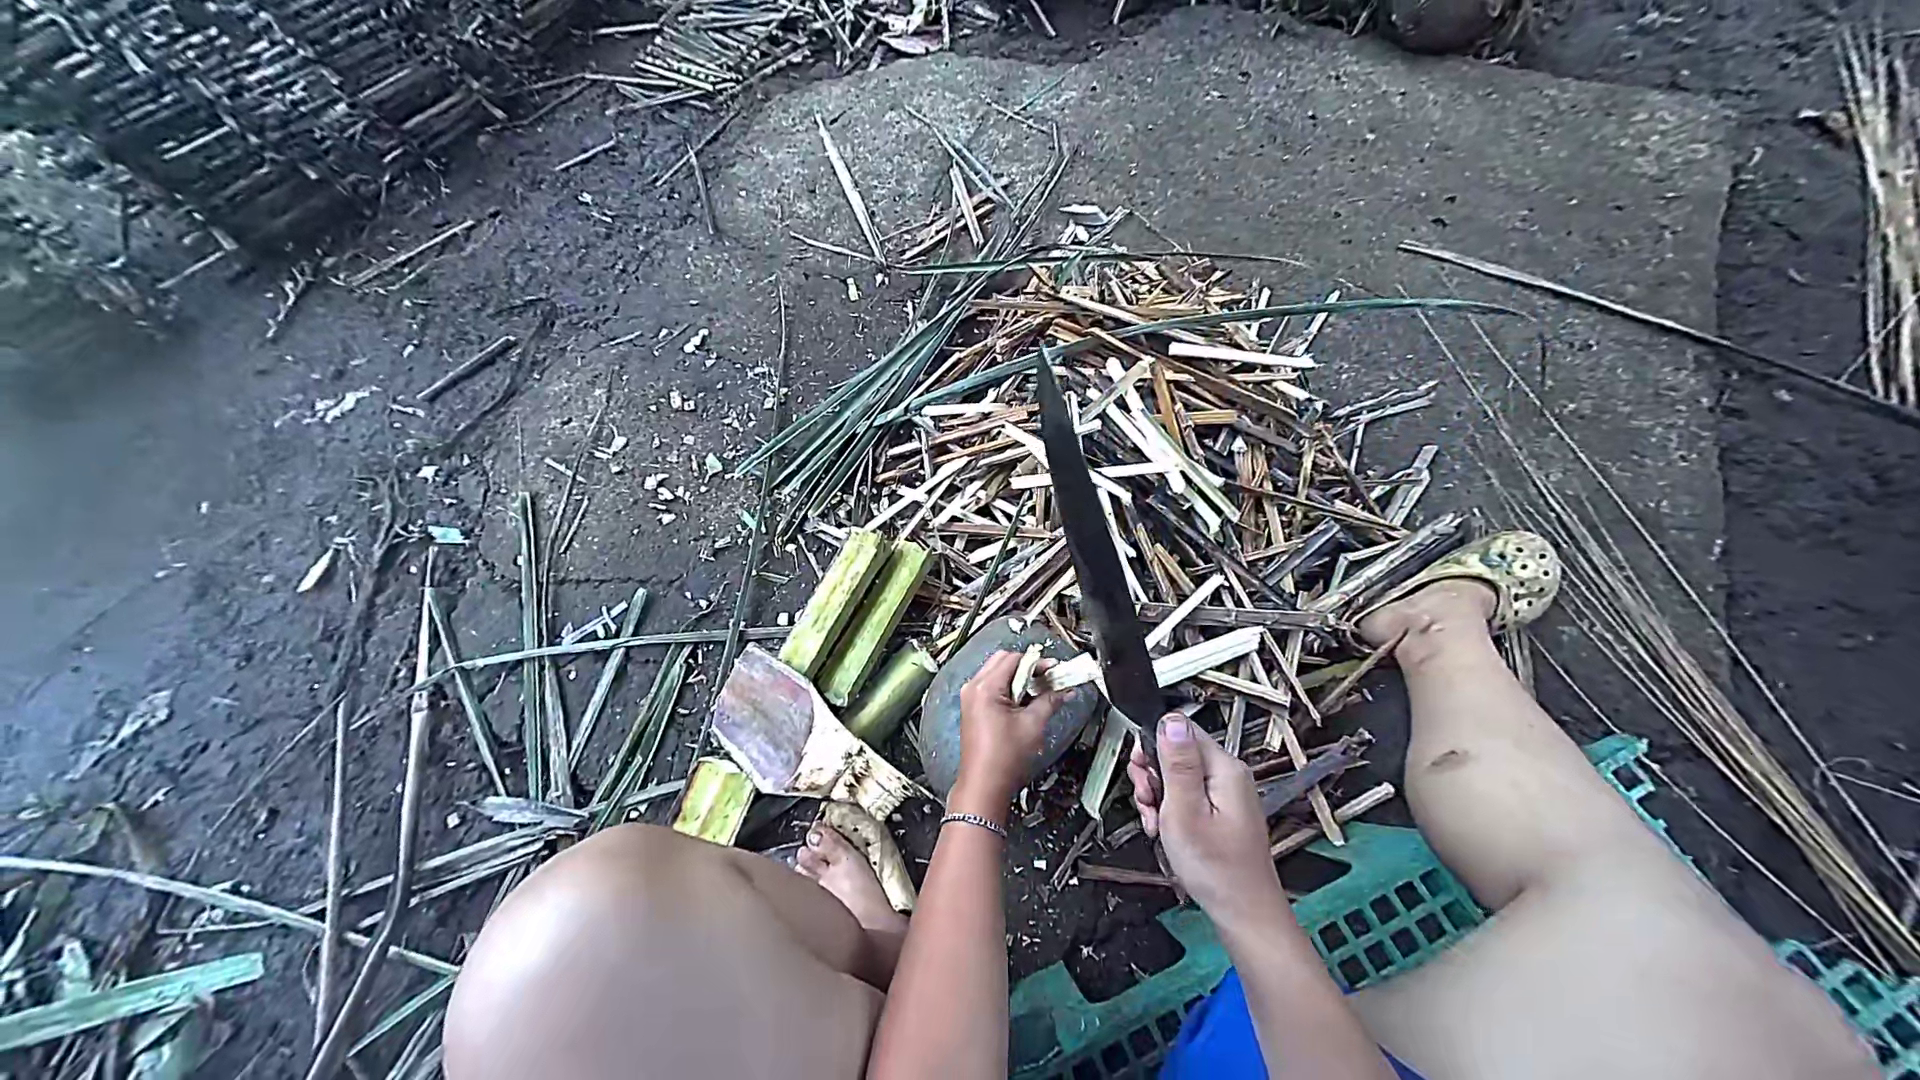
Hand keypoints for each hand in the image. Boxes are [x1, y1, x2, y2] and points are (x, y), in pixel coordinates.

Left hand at [951, 650, 1067, 818]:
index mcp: (985, 688)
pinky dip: (1008, 688)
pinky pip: (991, 687)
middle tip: (1048, 679)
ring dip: (1018, 678)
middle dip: (1027, 667)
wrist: (984, 785)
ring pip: (996, 672)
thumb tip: (1064, 689)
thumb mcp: (1033, 725)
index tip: (1054, 670)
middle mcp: (973, 688)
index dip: (1037, 662)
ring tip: (1038, 692)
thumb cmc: (1004, 758)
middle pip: (1003, 661)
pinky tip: (1024, 701)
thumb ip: (1049, 700)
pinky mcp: (972, 708)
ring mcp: (970, 698)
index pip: (1013, 659)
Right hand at [1127, 714, 1288, 933]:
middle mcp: (1227, 775)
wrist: (1243, 914)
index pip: (1180, 730)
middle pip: (1176, 752)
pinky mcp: (1220, 809)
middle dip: (1153, 776)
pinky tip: (1167, 830)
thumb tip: (1171, 719)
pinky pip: (1185, 794)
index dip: (1154, 749)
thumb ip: (1177, 763)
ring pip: (1176, 775)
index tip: (1144, 775)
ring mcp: (1225, 793)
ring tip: (1158, 822)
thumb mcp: (1185, 811)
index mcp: (1223, 769)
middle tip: (1149, 803)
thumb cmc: (1216, 869)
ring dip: (1158, 797)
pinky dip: (1170, 810)